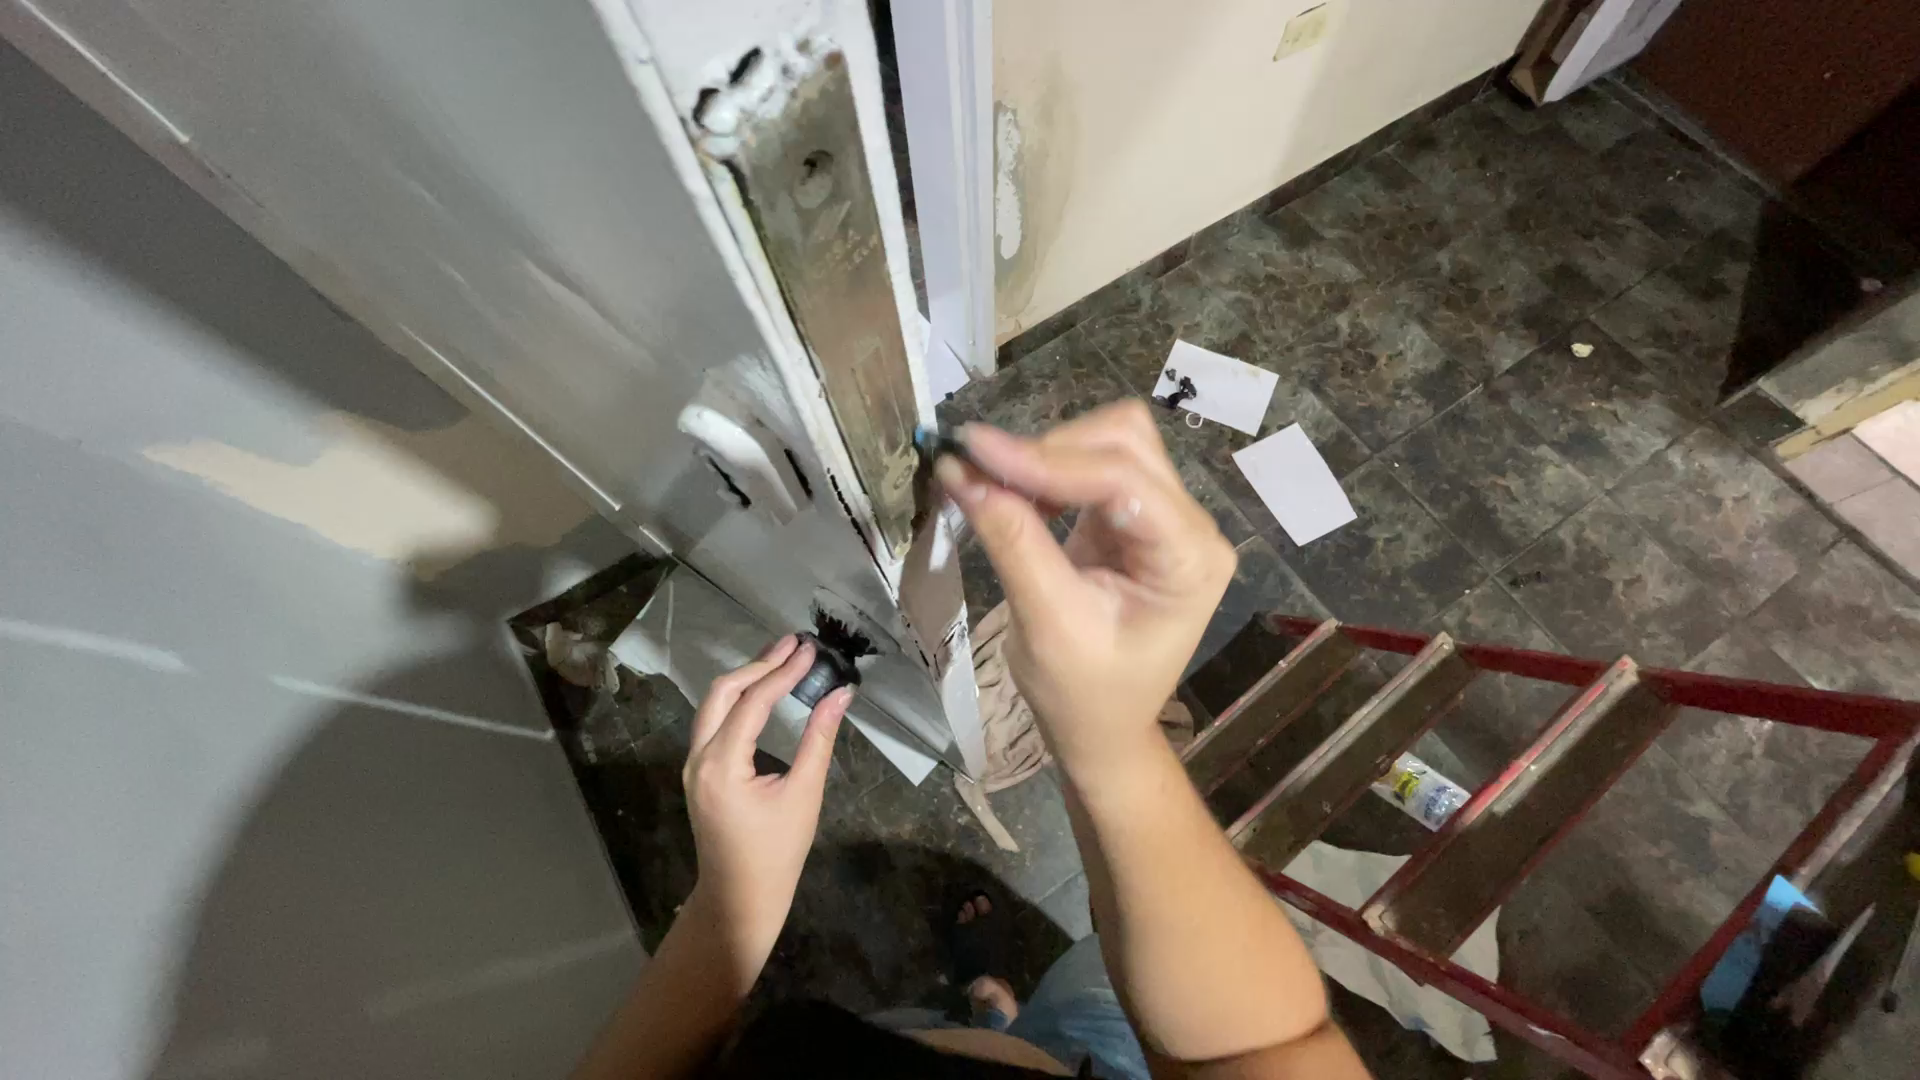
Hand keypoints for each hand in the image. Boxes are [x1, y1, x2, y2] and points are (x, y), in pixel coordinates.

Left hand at [681, 636, 849, 991]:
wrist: (739, 899)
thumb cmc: (777, 853)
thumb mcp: (804, 794)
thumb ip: (819, 739)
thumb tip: (840, 694)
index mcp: (721, 764)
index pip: (753, 702)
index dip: (783, 672)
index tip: (810, 649)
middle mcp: (698, 757)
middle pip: (723, 692)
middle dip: (759, 663)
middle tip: (794, 644)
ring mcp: (693, 764)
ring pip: (714, 703)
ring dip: (746, 677)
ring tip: (781, 656)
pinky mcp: (699, 770)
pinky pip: (714, 720)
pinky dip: (739, 698)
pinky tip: (763, 689)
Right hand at [936, 401, 1234, 783]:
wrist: (1101, 727)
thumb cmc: (1083, 694)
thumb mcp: (1046, 623)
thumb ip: (1012, 541)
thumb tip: (960, 470)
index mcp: (1190, 558)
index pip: (1123, 479)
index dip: (1044, 458)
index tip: (970, 450)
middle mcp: (1190, 526)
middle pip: (1123, 443)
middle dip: (1047, 449)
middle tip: (976, 469)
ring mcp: (1165, 518)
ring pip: (1109, 443)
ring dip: (1045, 455)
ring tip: (990, 484)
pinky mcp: (1133, 518)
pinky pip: (1091, 467)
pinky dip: (1046, 471)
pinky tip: (1014, 493)